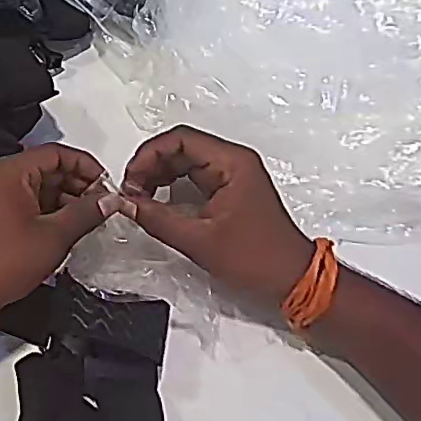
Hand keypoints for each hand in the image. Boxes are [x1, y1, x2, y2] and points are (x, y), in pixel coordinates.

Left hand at [0, 144, 111, 329]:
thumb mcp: (55, 235)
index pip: (57, 153)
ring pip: (46, 187)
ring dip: (70, 201)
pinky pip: (36, 203)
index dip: (86, 166)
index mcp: (13, 172)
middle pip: (52, 168)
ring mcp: (3, 196)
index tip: (106, 183)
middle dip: (81, 184)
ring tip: (93, 218)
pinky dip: (56, 212)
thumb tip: (106, 201)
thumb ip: (86, 213)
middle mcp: (5, 178)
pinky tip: (73, 228)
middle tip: (104, 203)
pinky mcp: (3, 214)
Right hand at [121, 126, 314, 301]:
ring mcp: (230, 174)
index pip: (180, 139)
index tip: (130, 178)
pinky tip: (155, 202)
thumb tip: (126, 203)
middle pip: (179, 147)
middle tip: (130, 191)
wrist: (294, 280)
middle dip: (150, 166)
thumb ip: (156, 218)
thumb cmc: (257, 259)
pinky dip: (169, 185)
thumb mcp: (199, 241)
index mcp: (231, 163)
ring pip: (182, 161)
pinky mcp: (227, 188)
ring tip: (139, 198)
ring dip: (157, 175)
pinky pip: (190, 176)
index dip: (148, 155)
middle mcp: (232, 161)